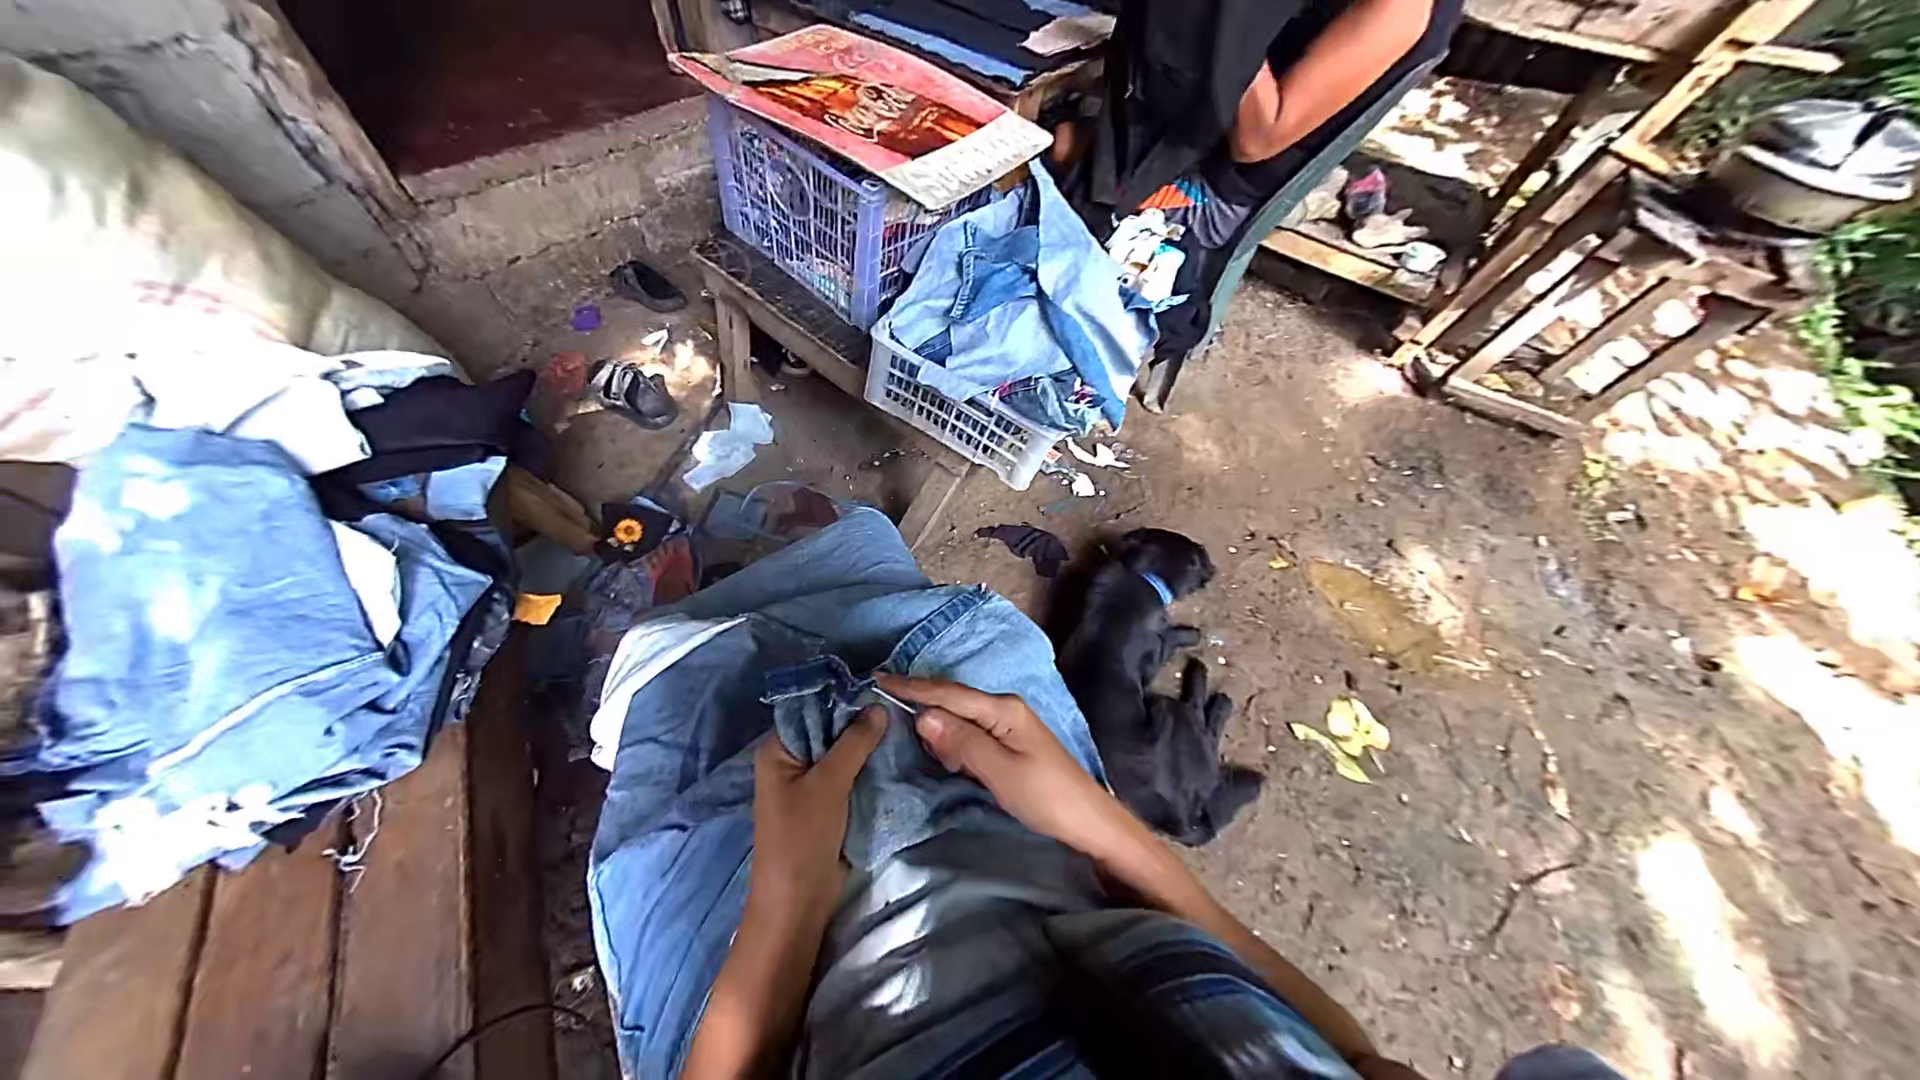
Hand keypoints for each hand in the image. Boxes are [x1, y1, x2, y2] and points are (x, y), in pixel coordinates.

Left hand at [749, 705, 885, 922]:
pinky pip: (850, 773)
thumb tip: (879, 706)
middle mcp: (791, 760)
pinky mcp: (828, 801)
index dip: (841, 697)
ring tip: (901, 727)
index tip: (877, 689)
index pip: (810, 708)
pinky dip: (869, 766)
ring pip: (843, 751)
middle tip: (896, 708)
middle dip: (860, 721)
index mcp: (778, 750)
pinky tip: (894, 755)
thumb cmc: (802, 837)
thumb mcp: (829, 783)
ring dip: (868, 745)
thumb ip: (854, 742)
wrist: (799, 902)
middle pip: (829, 728)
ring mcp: (810, 782)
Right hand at [875, 674, 1131, 860]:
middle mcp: (1004, 708)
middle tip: (901, 721)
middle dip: (926, 709)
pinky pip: (971, 733)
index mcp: (1003, 709)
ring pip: (961, 718)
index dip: (912, 687)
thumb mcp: (999, 771)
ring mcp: (1008, 724)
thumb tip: (923, 716)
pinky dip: (956, 744)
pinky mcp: (1009, 742)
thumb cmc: (1046, 797)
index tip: (879, 680)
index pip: (948, 693)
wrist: (1089, 821)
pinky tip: (954, 760)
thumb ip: (961, 742)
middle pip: (953, 700)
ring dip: (943, 733)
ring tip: (936, 754)